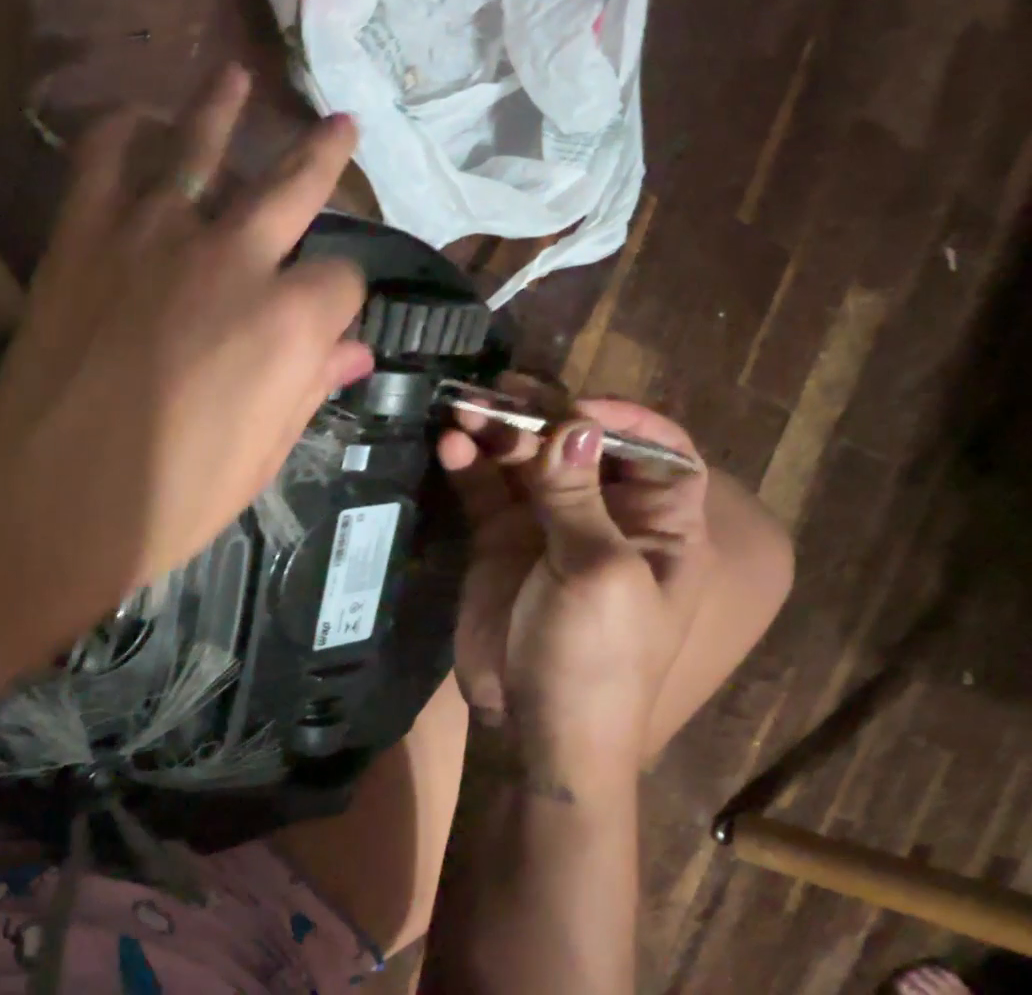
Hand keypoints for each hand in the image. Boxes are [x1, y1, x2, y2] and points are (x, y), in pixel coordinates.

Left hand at [0, 65, 374, 592]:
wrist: (57, 495)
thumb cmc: (171, 499)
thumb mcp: (261, 456)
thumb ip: (308, 389)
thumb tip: (352, 351)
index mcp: (290, 319)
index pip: (341, 280)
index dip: (338, 299)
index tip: (325, 315)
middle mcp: (232, 257)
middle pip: (292, 186)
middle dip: (323, 157)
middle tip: (340, 127)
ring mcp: (154, 236)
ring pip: (199, 148)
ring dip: (223, 110)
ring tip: (235, 78)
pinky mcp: (84, 237)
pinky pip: (101, 162)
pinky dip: (117, 134)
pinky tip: (130, 121)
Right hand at [440, 382, 712, 753]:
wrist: (537, 721)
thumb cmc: (597, 655)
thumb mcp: (599, 573)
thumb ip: (580, 499)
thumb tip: (574, 426)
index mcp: (662, 528)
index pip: (660, 454)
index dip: (626, 422)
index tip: (576, 409)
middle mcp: (606, 517)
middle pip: (580, 449)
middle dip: (543, 416)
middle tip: (498, 392)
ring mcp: (546, 527)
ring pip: (524, 462)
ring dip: (496, 434)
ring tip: (462, 413)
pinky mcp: (496, 541)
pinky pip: (484, 491)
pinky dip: (467, 466)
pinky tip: (450, 449)